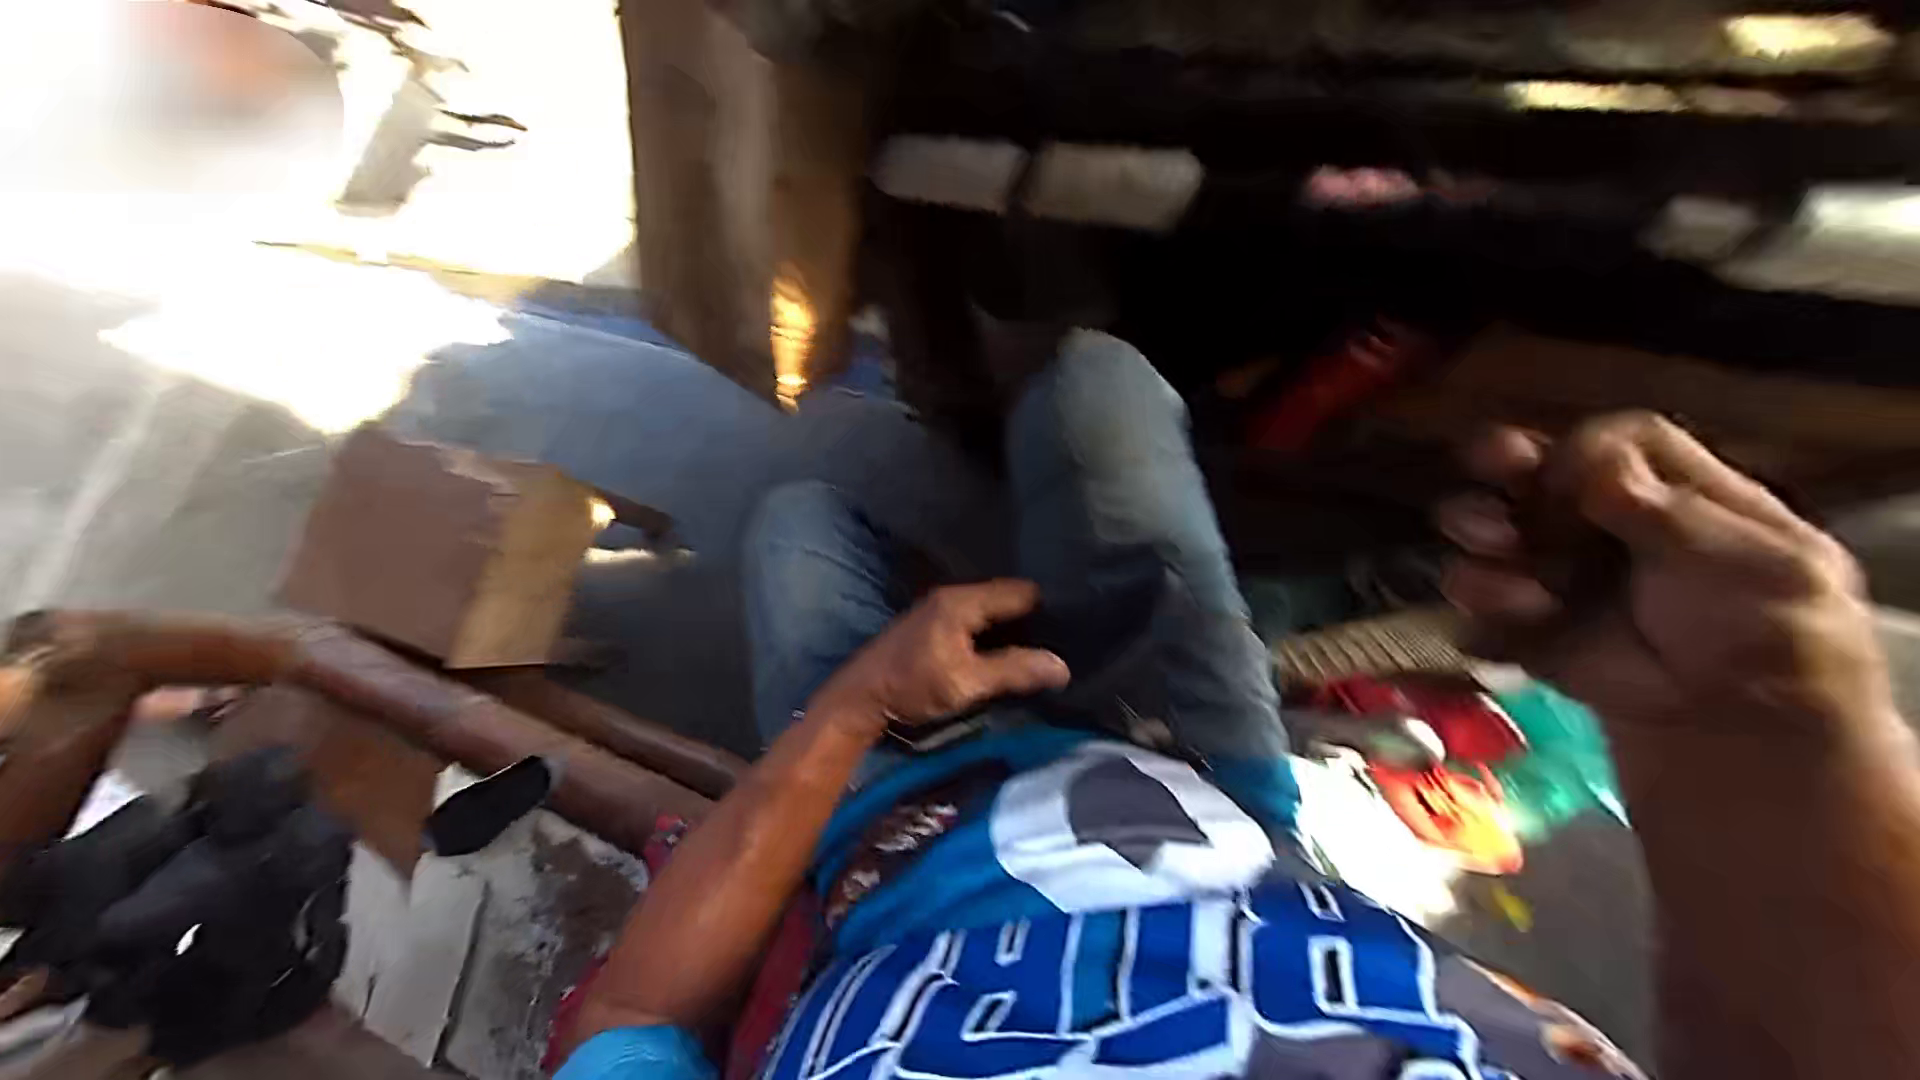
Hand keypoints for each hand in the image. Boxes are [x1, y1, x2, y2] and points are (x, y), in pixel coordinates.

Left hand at [806, 580, 1071, 736]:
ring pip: (991, 609)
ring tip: (1045, 640)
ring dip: (1013, 624)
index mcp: (962, 602)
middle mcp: (952, 596)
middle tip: (1065, 633)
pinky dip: (995, 629)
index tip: (1075, 621)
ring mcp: (941, 608)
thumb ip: (1014, 671)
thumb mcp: (966, 683)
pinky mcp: (935, 623)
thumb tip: (1063, 667)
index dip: (1048, 605)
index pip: (1020, 592)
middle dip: (1033, 615)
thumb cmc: (911, 686)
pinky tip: (1009, 647)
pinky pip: (977, 618)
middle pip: (1006, 597)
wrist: (860, 697)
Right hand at [1436, 412, 1895, 743]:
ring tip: (1513, 576)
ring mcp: (1540, 560)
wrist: (1726, 720)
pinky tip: (1523, 623)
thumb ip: (1670, 515)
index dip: (1583, 453)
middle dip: (1496, 466)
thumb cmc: (1768, 634)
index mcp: (1660, 488)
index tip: (1579, 488)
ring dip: (1479, 538)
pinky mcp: (1507, 609)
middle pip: (1522, 463)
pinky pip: (1468, 597)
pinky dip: (1484, 610)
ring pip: (1475, 522)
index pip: (1606, 441)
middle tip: (1494, 478)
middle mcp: (1586, 514)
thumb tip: (1591, 466)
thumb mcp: (1754, 566)